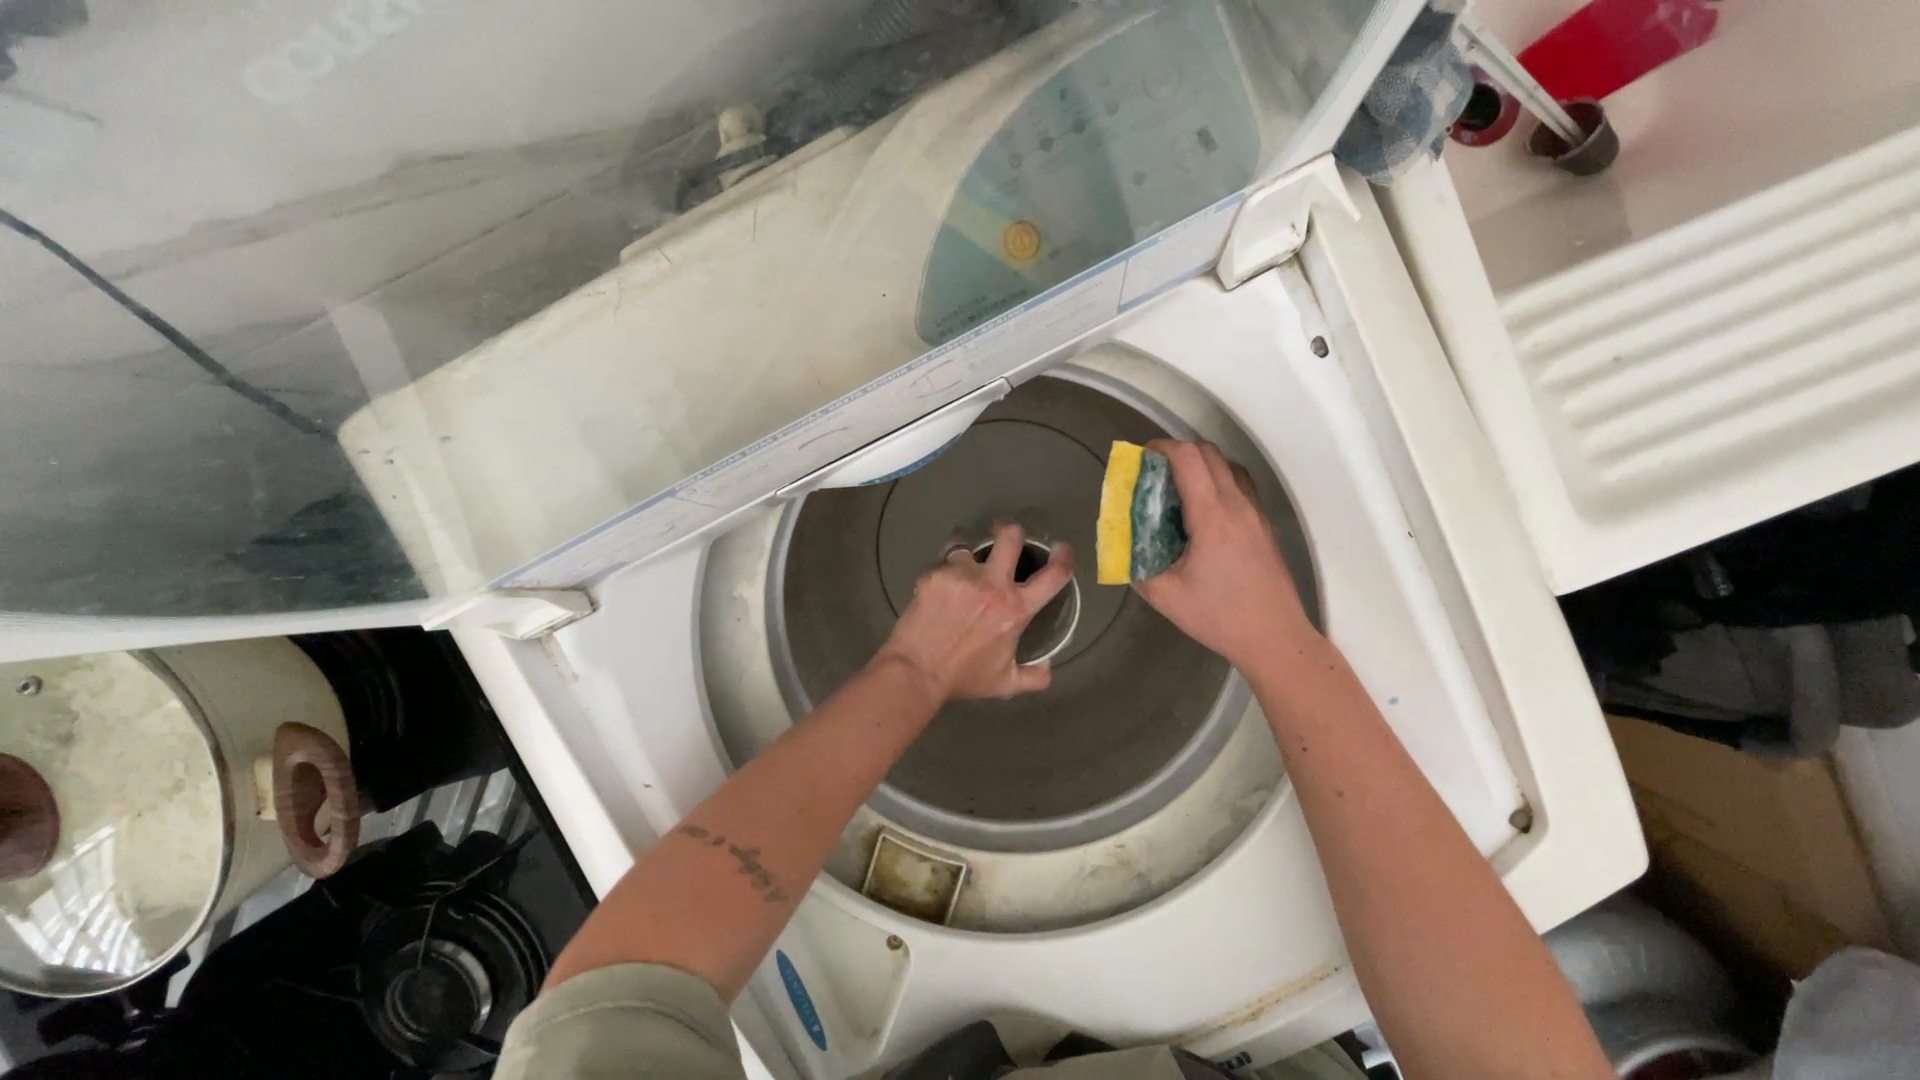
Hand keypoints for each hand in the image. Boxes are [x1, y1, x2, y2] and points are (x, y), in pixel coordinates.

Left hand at [874, 522, 1074, 703]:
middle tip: (1003, 534)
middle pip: (1010, 535)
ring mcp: (961, 576)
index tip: (1061, 549)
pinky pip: (941, 563)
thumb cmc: (963, 677)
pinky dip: (941, 572)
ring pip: (966, 545)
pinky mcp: (934, 575)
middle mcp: (992, 585)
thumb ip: (1033, 677)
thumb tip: (1047, 667)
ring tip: (958, 568)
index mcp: (1016, 609)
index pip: (1054, 575)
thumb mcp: (1005, 683)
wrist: (917, 672)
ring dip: (965, 554)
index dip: (1064, 556)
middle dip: (1009, 529)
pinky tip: (936, 588)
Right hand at [1132, 440, 1315, 668]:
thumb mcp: (1166, 597)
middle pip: (1210, 453)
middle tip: (1154, 474)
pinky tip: (1202, 513)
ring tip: (1178, 490)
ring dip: (1202, 465)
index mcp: (1212, 516)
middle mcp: (1238, 506)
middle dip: (1178, 452)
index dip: (1161, 448)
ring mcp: (1255, 514)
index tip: (1142, 458)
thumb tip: (1121, 550)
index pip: (1188, 458)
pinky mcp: (1264, 527)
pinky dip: (1218, 483)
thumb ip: (1136, 568)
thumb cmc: (1220, 617)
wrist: (1275, 638)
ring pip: (1229, 467)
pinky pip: (1240, 487)